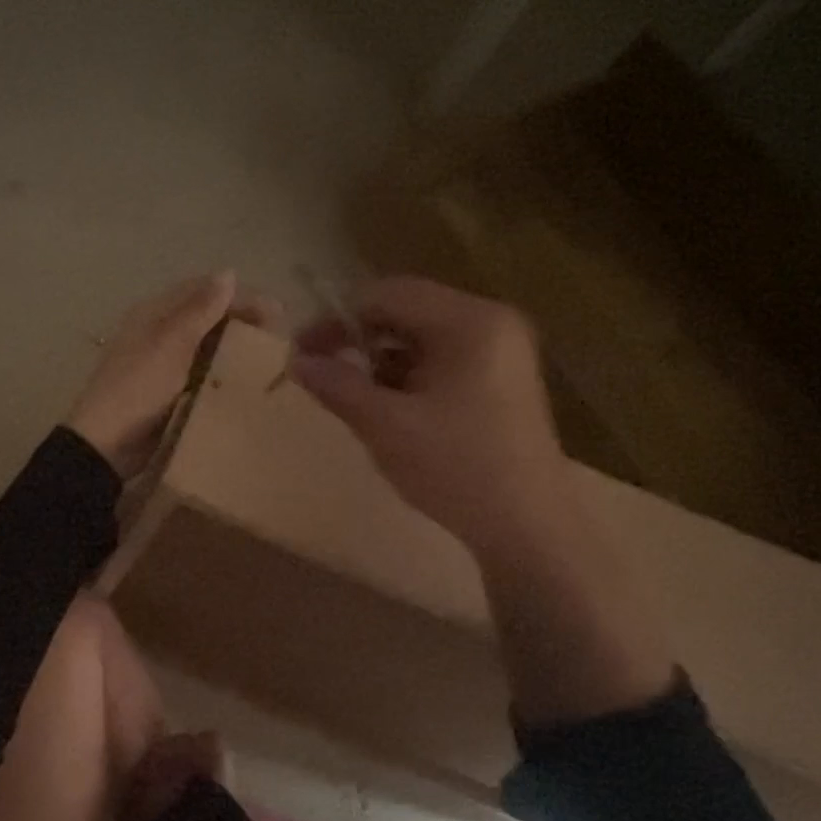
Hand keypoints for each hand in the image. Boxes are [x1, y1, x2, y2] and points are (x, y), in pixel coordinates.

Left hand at [67, 271, 280, 478]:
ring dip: (235, 351)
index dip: (240, 297)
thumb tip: (228, 274)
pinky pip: (202, 377)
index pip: (203, 292)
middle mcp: (158, 334)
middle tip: (278, 341)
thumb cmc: (138, 389)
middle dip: (242, 324)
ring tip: (270, 363)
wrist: (106, 445)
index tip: (277, 314)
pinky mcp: (168, 394)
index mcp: (154, 314)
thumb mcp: (170, 345)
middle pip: (207, 319)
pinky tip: (246, 386)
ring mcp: (163, 366)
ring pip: (206, 348)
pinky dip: (222, 376)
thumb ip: (199, 310)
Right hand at [289, 276, 573, 554]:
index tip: (300, 354)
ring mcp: (502, 352)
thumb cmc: (455, 468)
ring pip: (421, 338)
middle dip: (357, 340)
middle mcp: (491, 323)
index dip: (336, 320)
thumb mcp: (385, 426)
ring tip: (353, 400)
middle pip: (406, 311)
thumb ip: (337, 385)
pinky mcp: (501, 381)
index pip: (387, 294)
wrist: (525, 526)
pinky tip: (389, 412)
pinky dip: (406, 377)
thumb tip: (295, 360)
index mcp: (469, 321)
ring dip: (379, 361)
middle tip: (319, 375)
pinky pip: (441, 361)